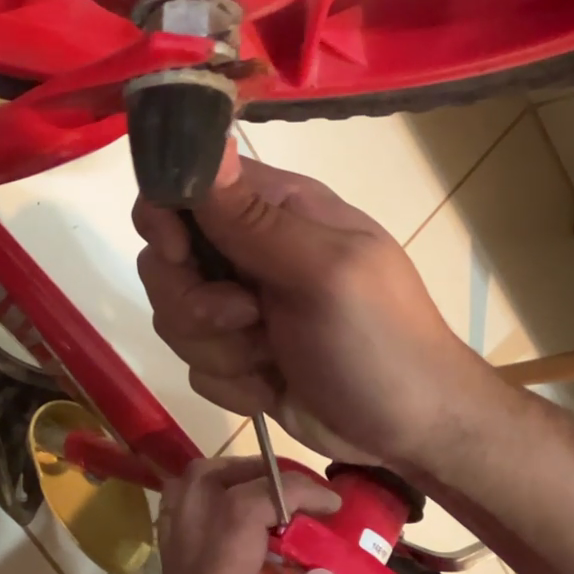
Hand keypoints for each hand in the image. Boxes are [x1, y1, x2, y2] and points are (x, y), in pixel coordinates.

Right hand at [133, 148, 505, 473]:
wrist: (410, 433)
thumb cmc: (380, 340)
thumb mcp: (324, 272)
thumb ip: (254, 218)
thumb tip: (209, 140)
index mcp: (274, 209)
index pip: (186, 186)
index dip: (165, 218)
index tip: (178, 255)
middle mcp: (247, 250)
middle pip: (163, 260)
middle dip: (193, 302)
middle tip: (248, 318)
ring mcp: (237, 305)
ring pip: (172, 316)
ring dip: (217, 349)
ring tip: (271, 359)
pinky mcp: (233, 354)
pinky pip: (192, 363)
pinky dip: (229, 382)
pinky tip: (271, 386)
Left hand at [160, 458, 351, 573]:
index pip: (236, 512)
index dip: (285, 490)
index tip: (333, 503)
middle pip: (196, 487)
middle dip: (251, 471)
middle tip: (305, 491)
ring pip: (181, 497)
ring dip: (229, 480)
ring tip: (284, 498)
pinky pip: (184, 520)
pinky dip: (217, 502)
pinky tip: (262, 526)